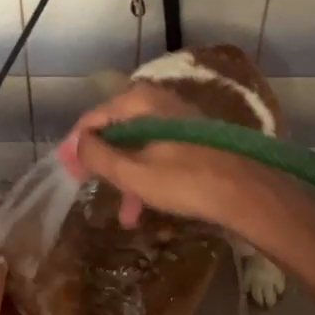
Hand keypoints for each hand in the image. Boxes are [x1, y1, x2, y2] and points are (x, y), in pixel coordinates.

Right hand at [65, 82, 292, 229]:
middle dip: (102, 162)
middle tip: (88, 186)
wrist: (248, 193)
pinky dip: (147, 174)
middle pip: (117, 129)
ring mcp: (179, 119)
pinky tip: (146, 204)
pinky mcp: (195, 138)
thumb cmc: (186, 181)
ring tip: (124, 212)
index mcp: (141, 102)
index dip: (76, 143)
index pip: (94, 117)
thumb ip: (98, 156)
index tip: (66, 168)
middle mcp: (159, 102)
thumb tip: (77, 145)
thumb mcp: (133, 173)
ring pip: (138, 145)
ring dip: (126, 176)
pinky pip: (158, 152)